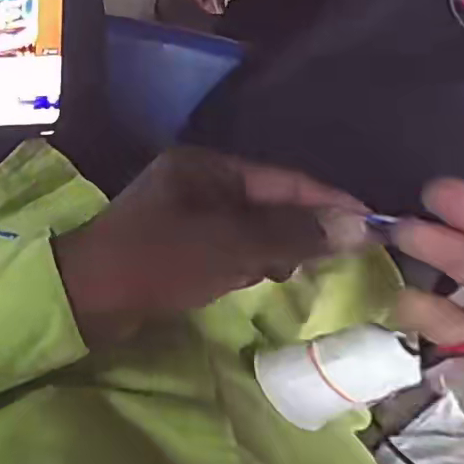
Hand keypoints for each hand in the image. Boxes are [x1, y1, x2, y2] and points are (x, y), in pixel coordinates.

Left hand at [53, 147, 369, 343]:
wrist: (87, 296)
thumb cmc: (158, 260)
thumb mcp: (230, 244)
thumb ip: (292, 233)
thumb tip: (357, 226)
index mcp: (205, 167)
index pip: (284, 180)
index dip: (330, 203)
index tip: (376, 228)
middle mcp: (195, 183)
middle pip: (267, 204)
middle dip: (294, 233)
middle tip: (326, 264)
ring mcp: (182, 213)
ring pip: (248, 231)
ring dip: (266, 253)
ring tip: (271, 276)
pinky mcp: (174, 244)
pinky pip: (224, 249)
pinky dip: (239, 264)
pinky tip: (239, 281)